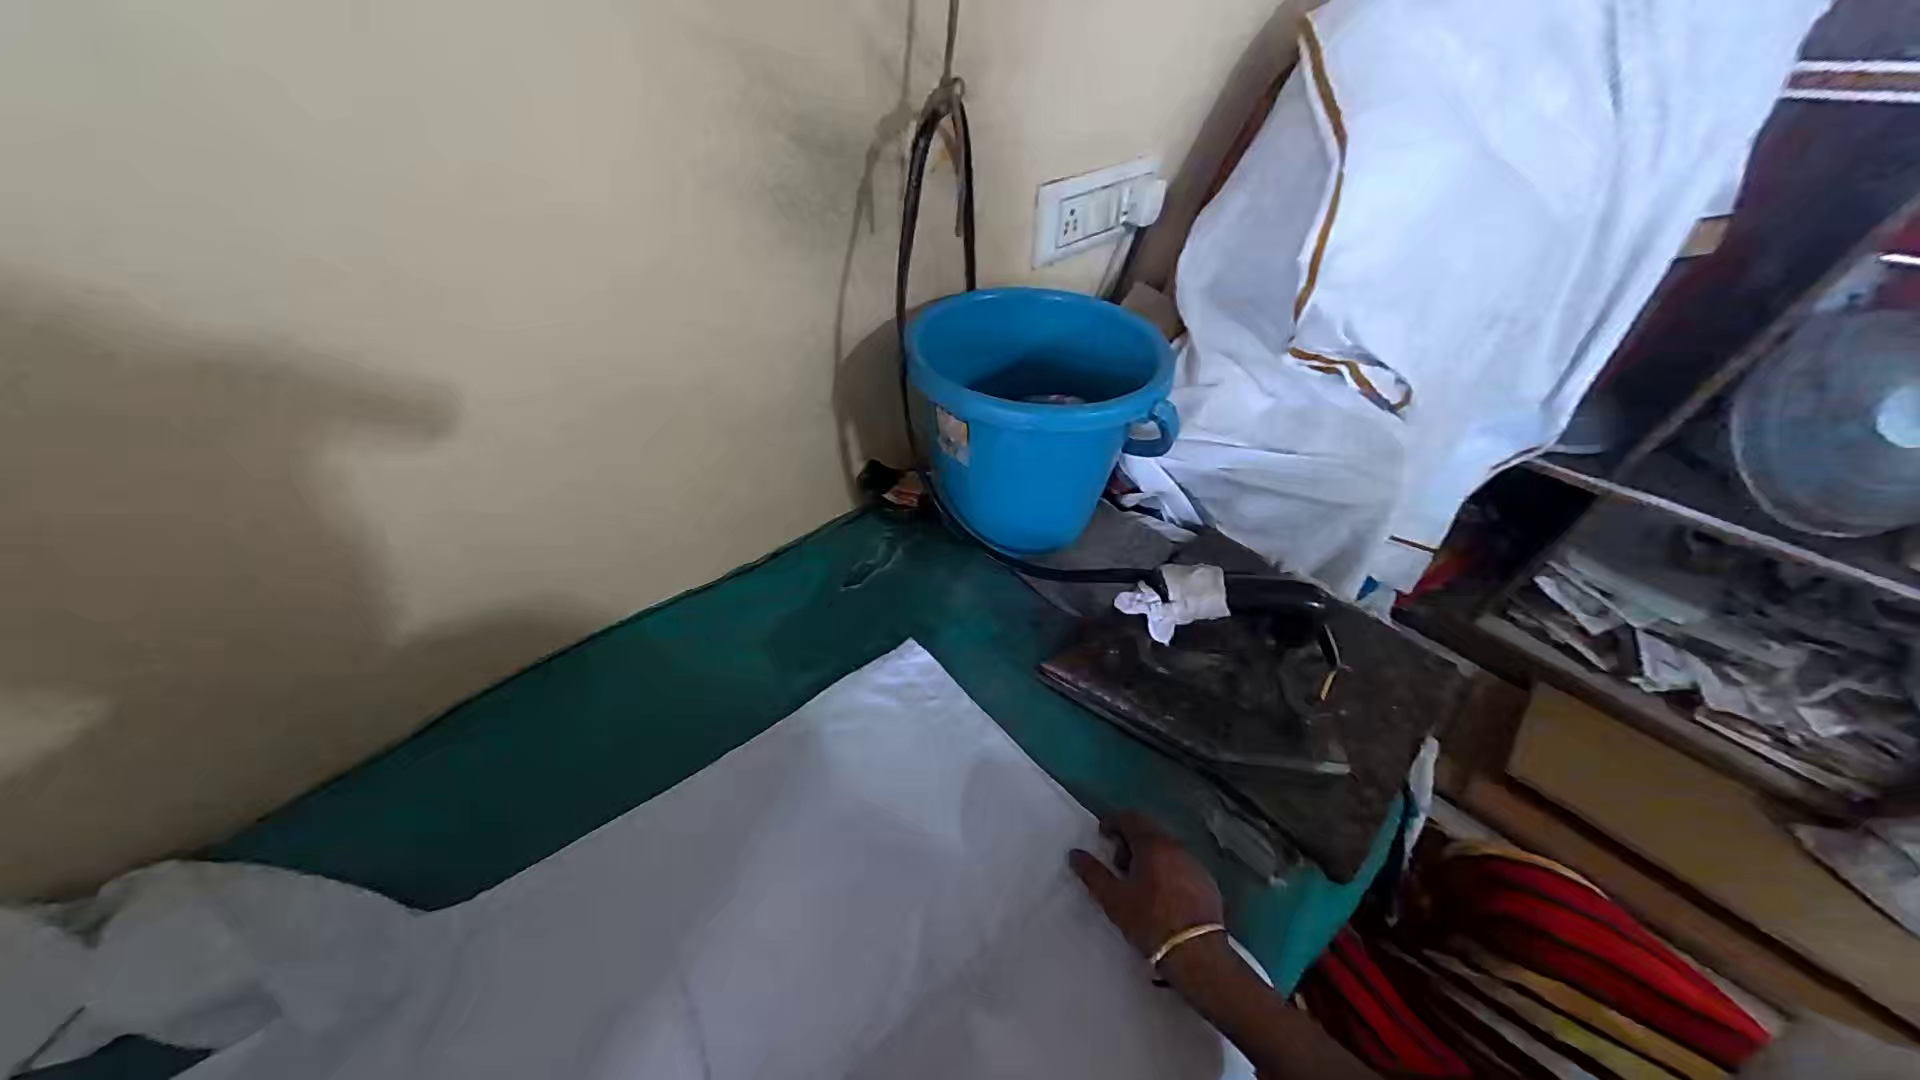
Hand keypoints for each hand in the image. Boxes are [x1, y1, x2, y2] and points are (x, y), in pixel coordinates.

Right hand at [1068, 811, 1224, 959]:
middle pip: (1149, 831)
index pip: (1131, 817)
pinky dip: (1168, 870)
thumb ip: (1092, 873)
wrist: (1198, 956)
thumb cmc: (1150, 922)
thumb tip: (1075, 854)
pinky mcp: (1208, 884)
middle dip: (1130, 841)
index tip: (1103, 835)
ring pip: (1167, 848)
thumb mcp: (1114, 899)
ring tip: (1140, 883)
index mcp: (1152, 844)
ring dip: (1150, 856)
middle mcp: (1176, 847)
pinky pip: (1182, 866)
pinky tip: (1163, 896)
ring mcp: (1195, 865)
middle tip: (1118, 864)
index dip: (1113, 821)